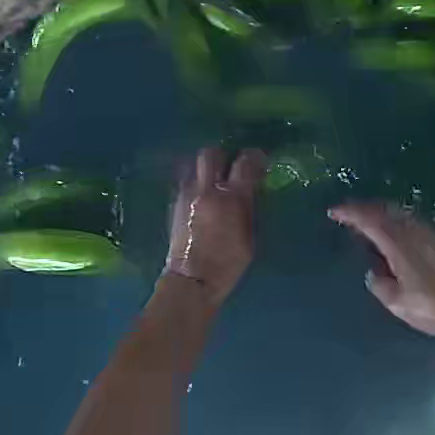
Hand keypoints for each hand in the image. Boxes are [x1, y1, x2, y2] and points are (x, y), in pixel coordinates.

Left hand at [163, 147, 266, 305]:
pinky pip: (185, 181)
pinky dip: (194, 183)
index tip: (259, 160)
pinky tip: (200, 197)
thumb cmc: (228, 264)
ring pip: (193, 165)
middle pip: (211, 154)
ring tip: (212, 181)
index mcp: (232, 199)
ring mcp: (187, 194)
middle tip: (230, 167)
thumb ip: (249, 208)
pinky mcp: (174, 203)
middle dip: (222, 156)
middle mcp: (207, 190)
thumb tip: (251, 190)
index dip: (255, 157)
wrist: (192, 280)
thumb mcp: (250, 237)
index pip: (245, 163)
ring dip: (205, 169)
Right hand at [329, 202, 434, 340]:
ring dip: (378, 213)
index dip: (348, 212)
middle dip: (361, 208)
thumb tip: (374, 273)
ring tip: (364, 223)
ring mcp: (427, 233)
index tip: (332, 212)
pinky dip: (392, 219)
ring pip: (396, 212)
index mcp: (397, 242)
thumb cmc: (434, 307)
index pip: (367, 218)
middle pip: (382, 209)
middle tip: (345, 215)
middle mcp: (411, 230)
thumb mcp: (398, 302)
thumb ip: (380, 284)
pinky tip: (389, 232)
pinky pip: (407, 220)